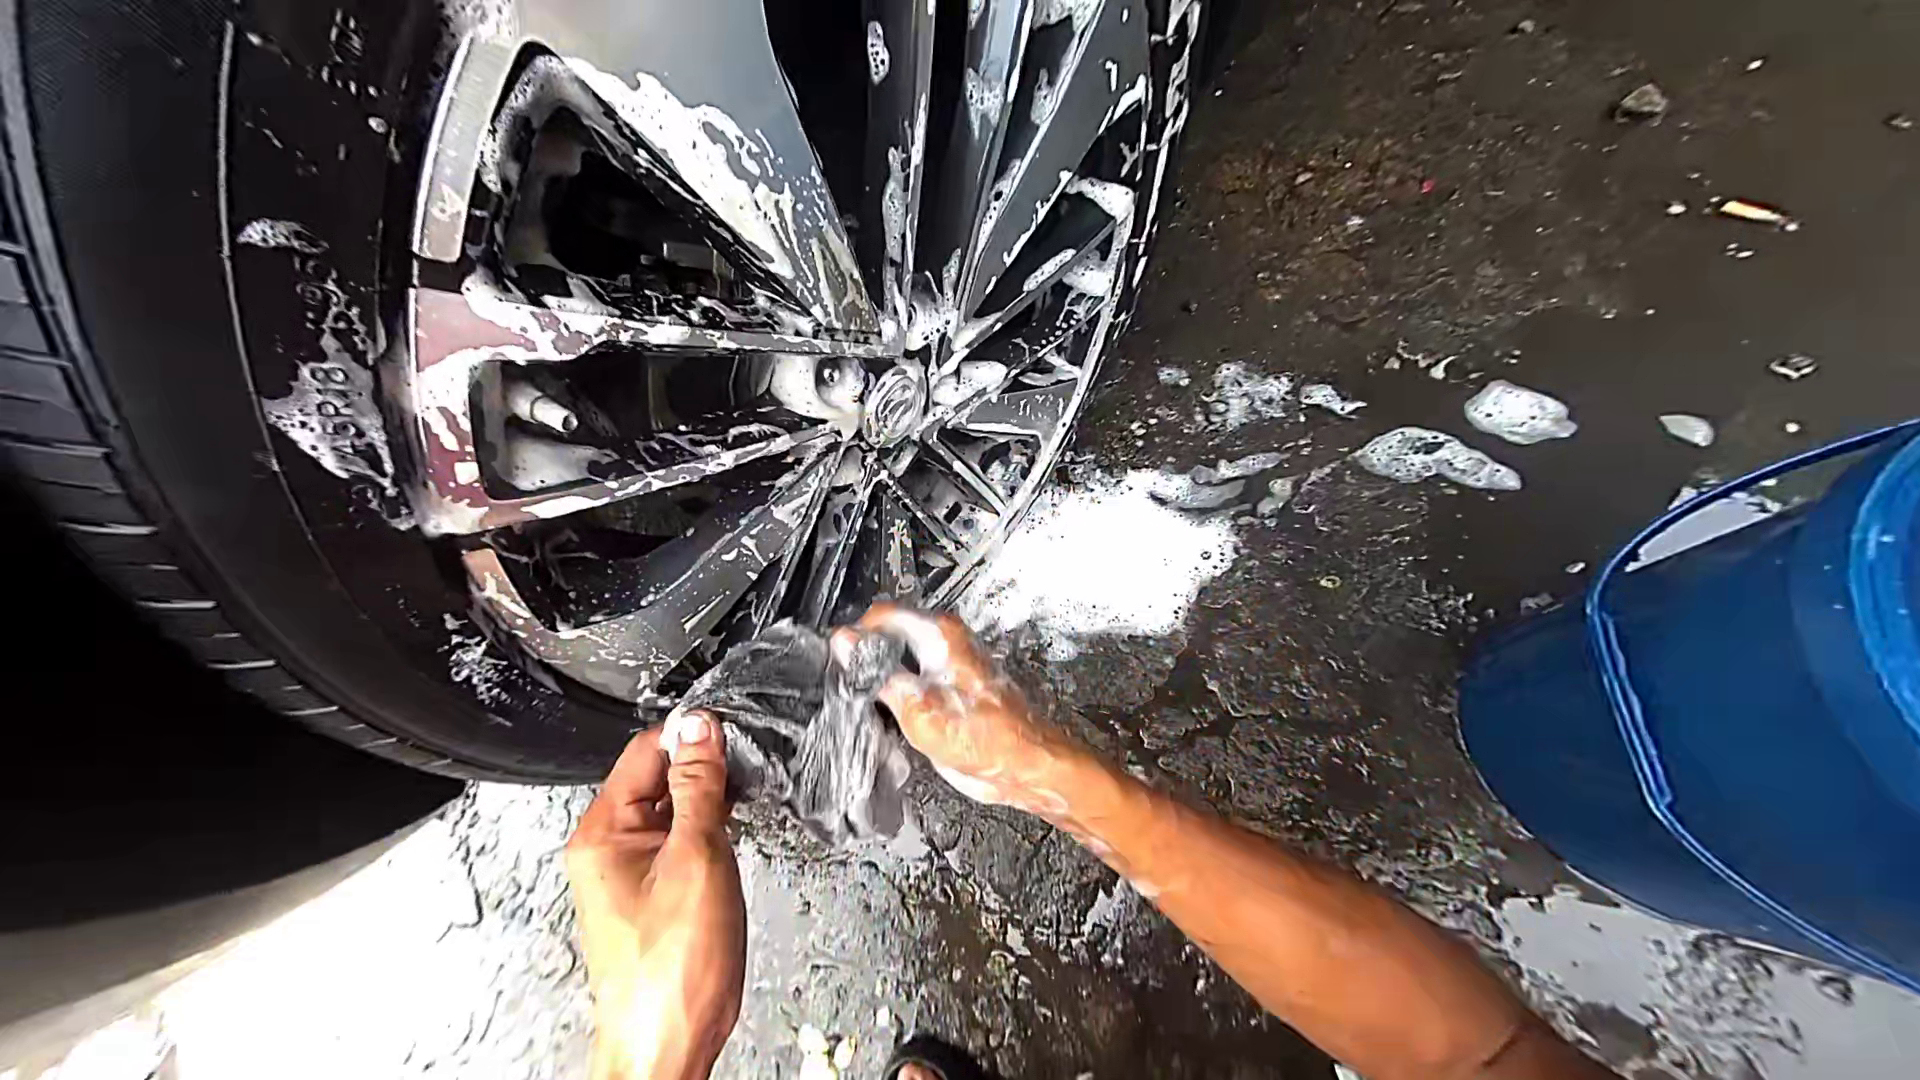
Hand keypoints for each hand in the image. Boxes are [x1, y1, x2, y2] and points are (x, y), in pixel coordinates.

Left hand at [565, 713, 744, 1079]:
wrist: (671, 1044)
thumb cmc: (674, 968)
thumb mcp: (697, 855)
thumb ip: (699, 784)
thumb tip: (699, 727)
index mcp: (603, 832)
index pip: (646, 750)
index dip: (690, 736)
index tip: (729, 735)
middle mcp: (609, 845)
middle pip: (658, 773)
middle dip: (703, 766)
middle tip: (741, 775)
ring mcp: (632, 865)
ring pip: (673, 801)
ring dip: (709, 794)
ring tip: (739, 804)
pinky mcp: (656, 883)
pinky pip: (681, 830)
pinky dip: (708, 820)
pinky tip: (731, 828)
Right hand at [851, 604, 1082, 816]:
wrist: (1022, 765)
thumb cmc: (988, 738)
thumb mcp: (920, 708)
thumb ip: (879, 673)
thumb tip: (847, 644)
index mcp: (940, 635)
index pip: (883, 615)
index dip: (856, 636)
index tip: (840, 662)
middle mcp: (944, 642)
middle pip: (888, 636)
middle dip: (865, 659)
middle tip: (853, 689)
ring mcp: (945, 665)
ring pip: (896, 659)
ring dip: (879, 679)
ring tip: (870, 705)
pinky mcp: (945, 688)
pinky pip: (909, 679)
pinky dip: (894, 693)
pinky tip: (890, 716)